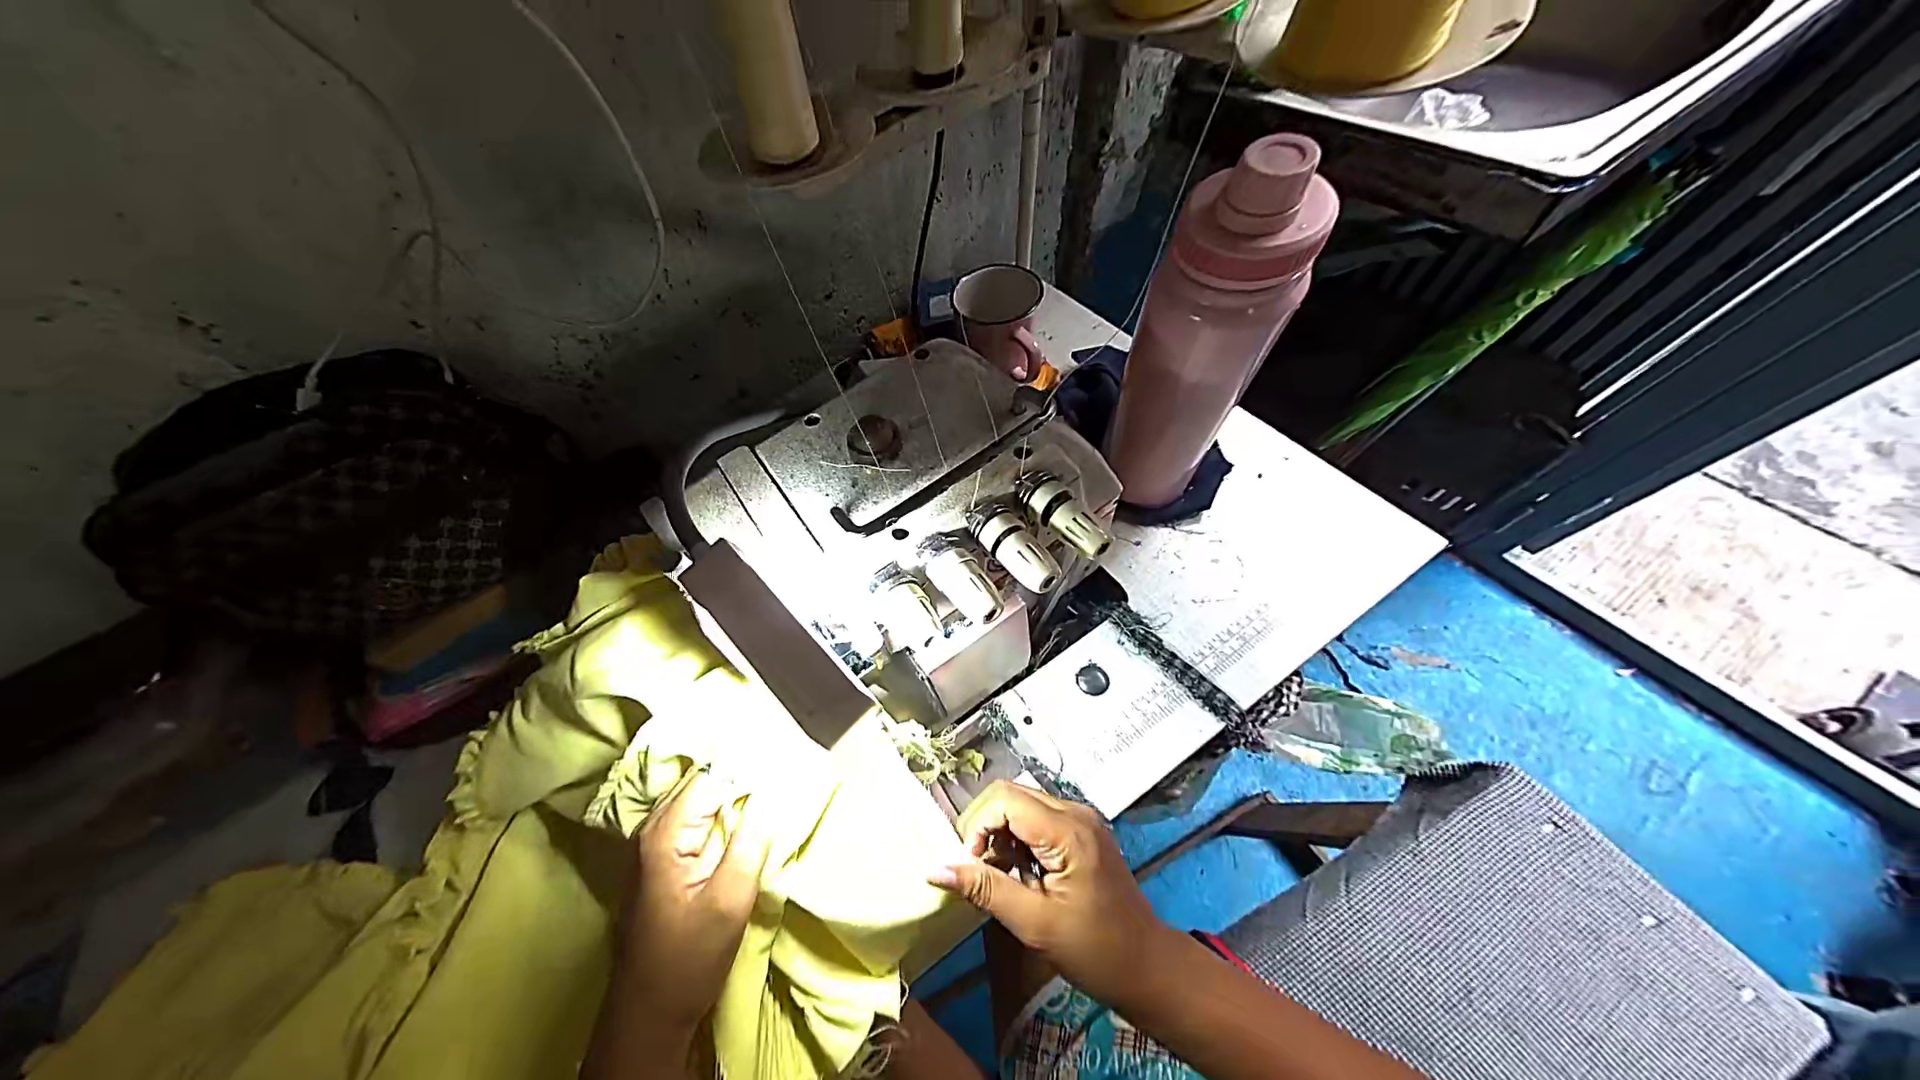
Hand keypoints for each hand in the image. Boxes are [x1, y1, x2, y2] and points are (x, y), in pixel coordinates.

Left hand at [617, 771, 771, 1043]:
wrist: (648, 1014)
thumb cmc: (687, 961)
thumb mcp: (728, 903)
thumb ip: (750, 844)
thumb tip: (772, 795)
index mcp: (663, 835)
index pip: (712, 777)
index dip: (749, 771)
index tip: (784, 766)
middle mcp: (652, 830)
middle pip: (705, 783)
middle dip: (744, 778)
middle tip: (785, 774)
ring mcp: (654, 846)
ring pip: (703, 801)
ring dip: (736, 796)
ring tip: (774, 792)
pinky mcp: (664, 861)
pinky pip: (699, 821)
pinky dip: (725, 815)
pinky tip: (750, 819)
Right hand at [926, 780, 1179, 1008]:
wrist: (1148, 965)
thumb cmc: (1095, 950)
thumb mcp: (1034, 924)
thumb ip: (985, 889)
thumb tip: (935, 869)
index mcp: (1067, 830)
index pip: (1004, 799)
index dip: (977, 826)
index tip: (972, 866)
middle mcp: (1075, 812)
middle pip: (1010, 794)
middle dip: (985, 827)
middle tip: (981, 871)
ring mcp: (1080, 819)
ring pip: (1021, 804)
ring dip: (1001, 834)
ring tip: (1002, 876)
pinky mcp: (1081, 831)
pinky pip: (1037, 818)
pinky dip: (1018, 838)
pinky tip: (1021, 873)